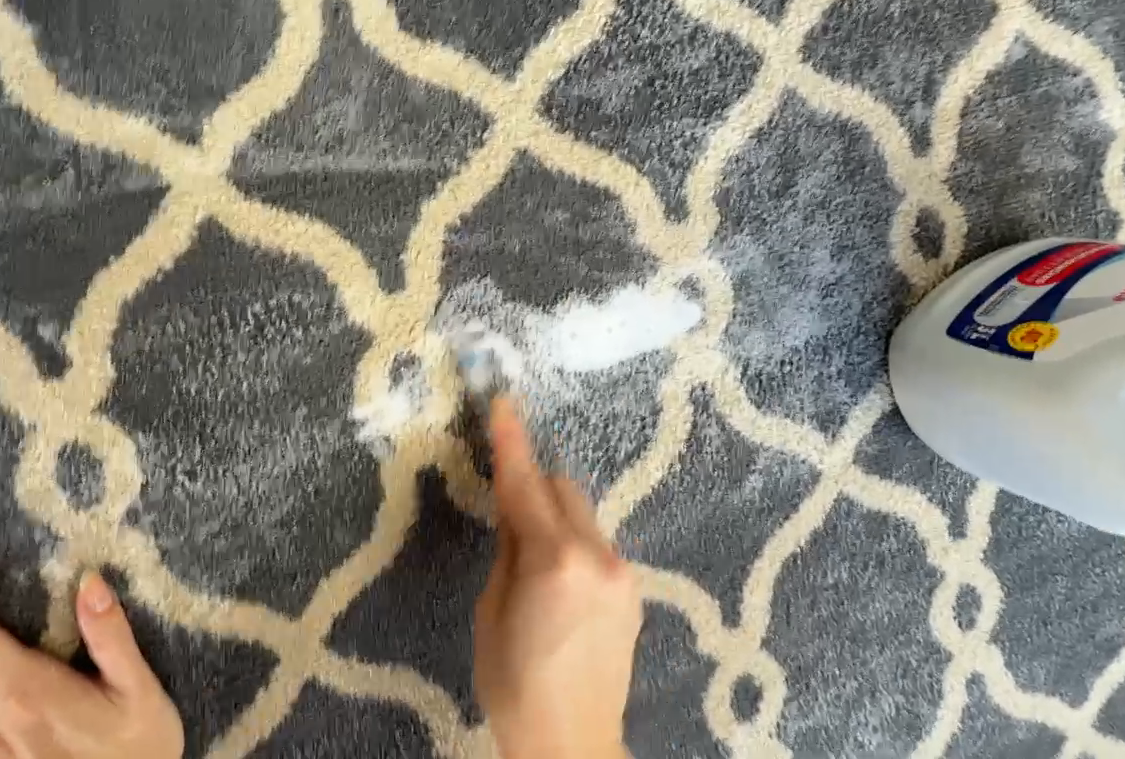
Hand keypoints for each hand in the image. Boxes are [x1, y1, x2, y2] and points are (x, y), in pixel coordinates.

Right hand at [474, 394, 642, 758]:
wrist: (572, 746)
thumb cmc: (513, 682)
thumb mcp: (492, 609)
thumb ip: (508, 547)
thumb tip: (514, 508)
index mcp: (554, 559)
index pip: (524, 484)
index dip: (510, 441)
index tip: (502, 401)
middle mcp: (597, 555)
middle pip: (561, 488)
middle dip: (531, 485)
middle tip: (504, 507)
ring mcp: (622, 573)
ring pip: (581, 514)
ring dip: (552, 515)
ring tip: (530, 558)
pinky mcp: (632, 591)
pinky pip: (594, 543)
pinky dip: (570, 541)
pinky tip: (556, 581)